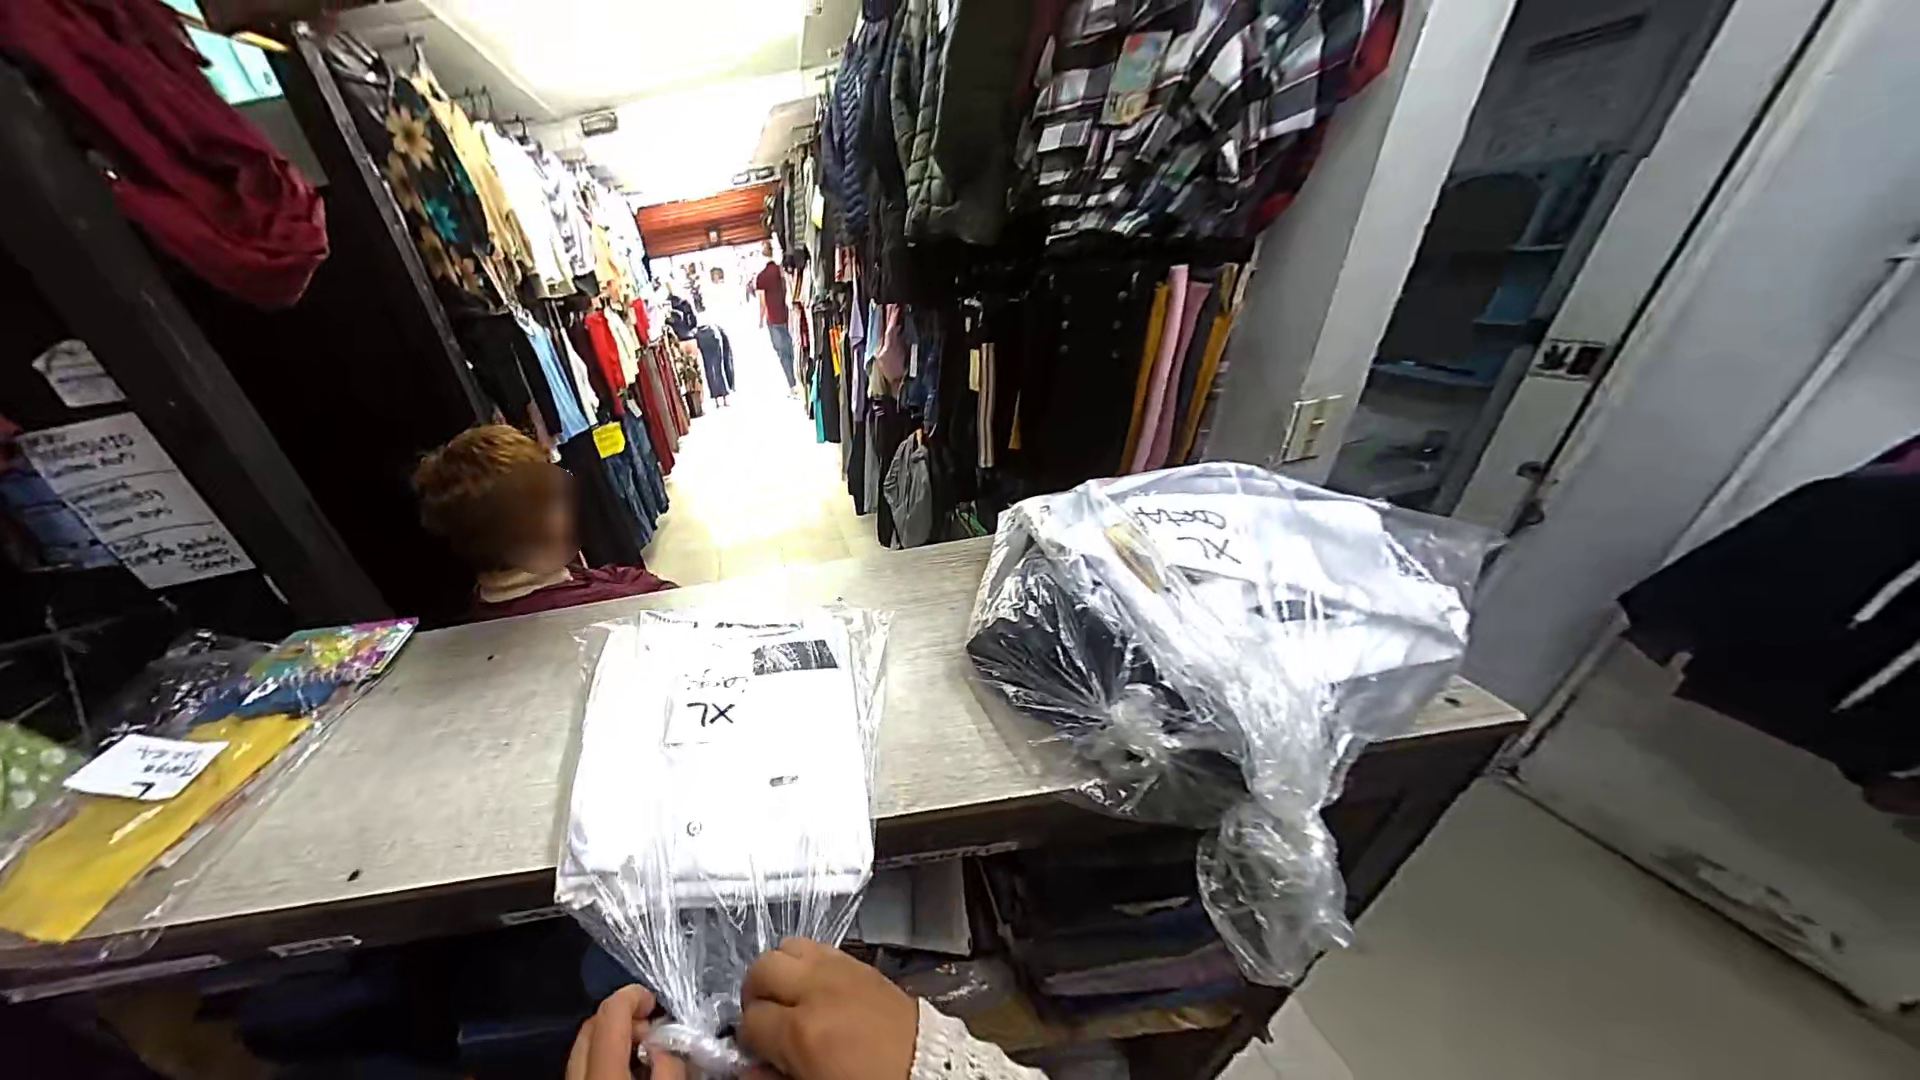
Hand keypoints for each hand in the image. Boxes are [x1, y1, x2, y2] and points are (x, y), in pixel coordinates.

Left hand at [566, 985, 686, 1079]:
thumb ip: (671, 1059)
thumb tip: (664, 1038)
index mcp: (603, 1075)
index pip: (611, 1011)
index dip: (635, 995)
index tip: (654, 1005)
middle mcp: (576, 1078)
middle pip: (592, 1024)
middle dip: (623, 1017)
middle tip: (650, 1032)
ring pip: (584, 1047)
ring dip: (614, 1039)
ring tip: (642, 1055)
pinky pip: (583, 1066)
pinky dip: (605, 1058)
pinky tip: (628, 1071)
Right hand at [740, 938, 917, 1079]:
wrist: (921, 1066)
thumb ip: (772, 1078)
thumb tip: (747, 1067)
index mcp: (802, 1031)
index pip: (750, 1019)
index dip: (745, 1037)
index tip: (752, 1048)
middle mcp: (817, 988)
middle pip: (763, 967)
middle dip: (754, 992)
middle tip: (761, 1018)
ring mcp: (838, 967)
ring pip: (788, 945)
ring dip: (779, 969)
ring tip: (784, 998)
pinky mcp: (856, 960)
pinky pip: (817, 946)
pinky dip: (805, 961)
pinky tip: (811, 988)